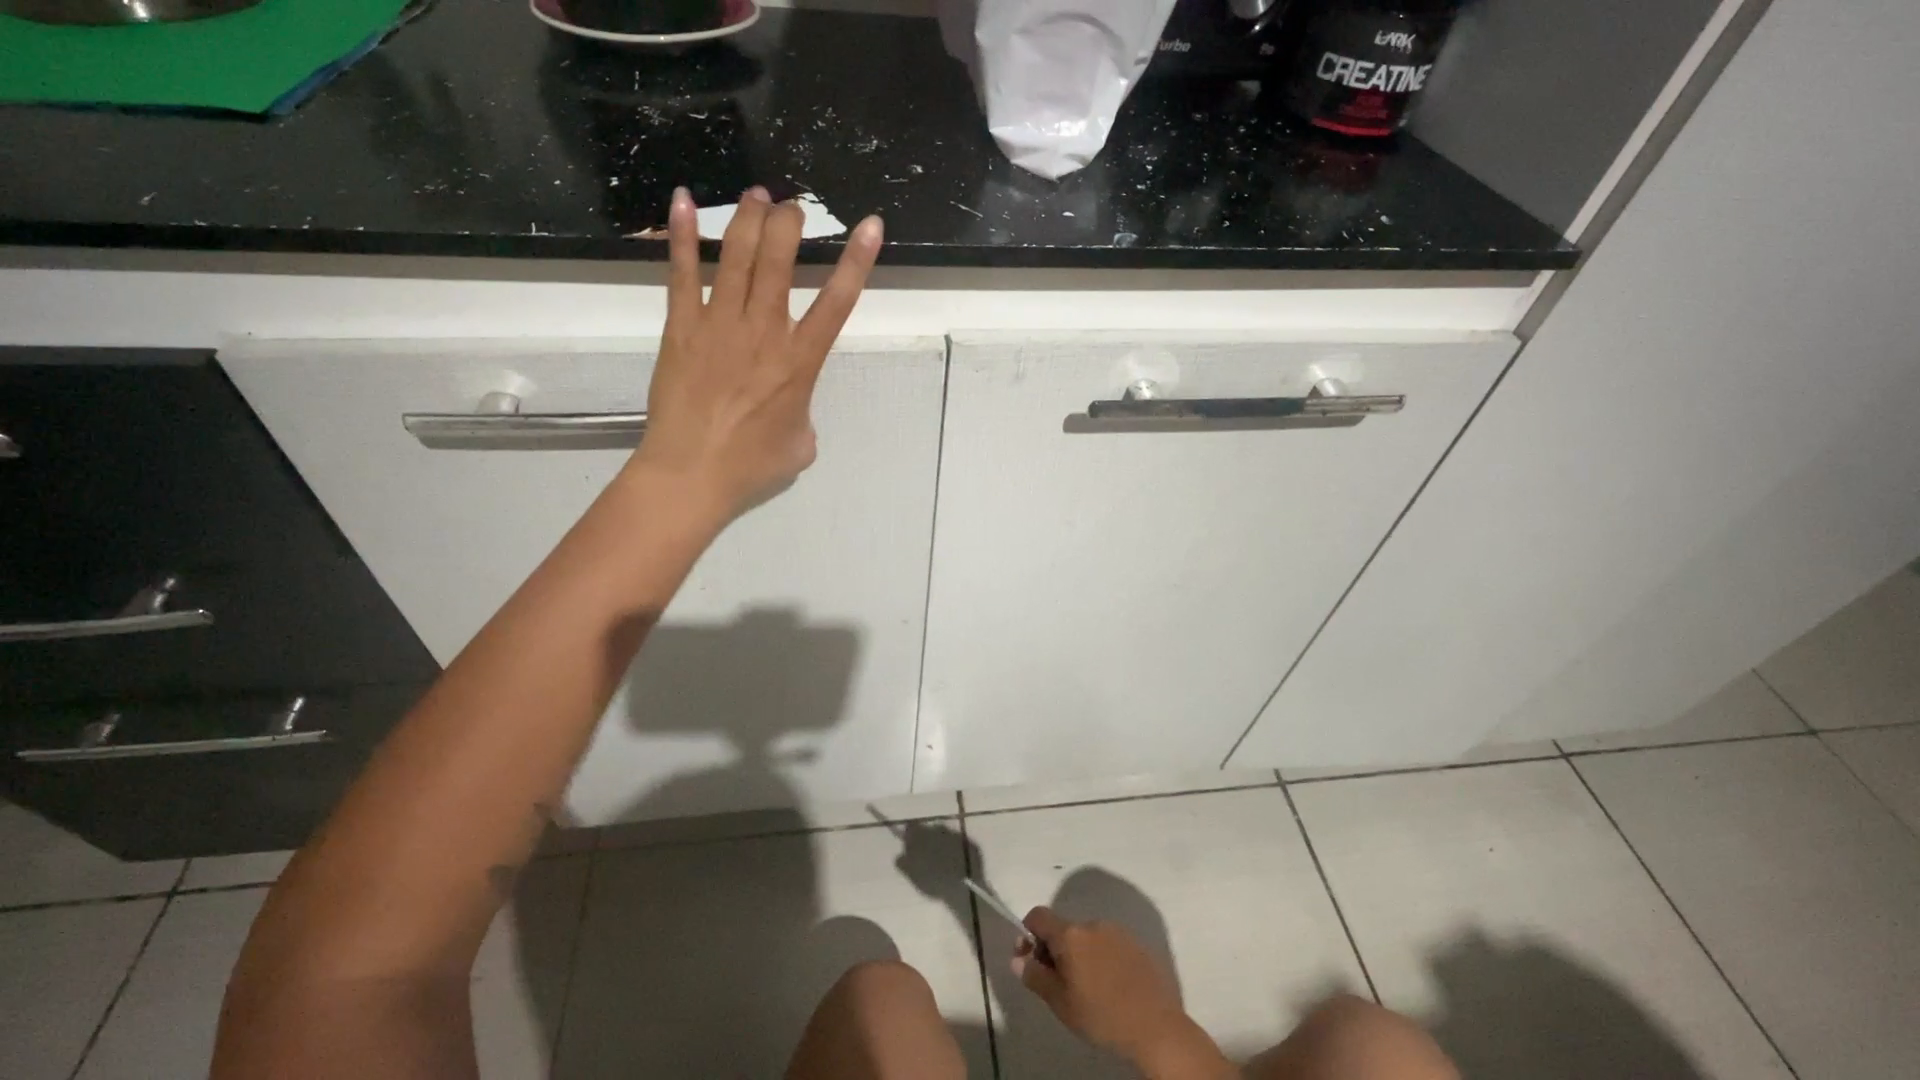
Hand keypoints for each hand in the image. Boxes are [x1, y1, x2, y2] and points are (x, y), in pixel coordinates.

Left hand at [630, 186, 881, 519]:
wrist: (691, 474)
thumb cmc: (751, 466)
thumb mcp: (800, 445)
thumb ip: (804, 414)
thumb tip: (793, 406)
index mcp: (800, 361)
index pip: (837, 301)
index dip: (857, 260)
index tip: (869, 225)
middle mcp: (764, 331)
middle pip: (779, 260)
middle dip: (789, 223)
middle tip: (792, 209)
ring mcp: (719, 324)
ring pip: (737, 255)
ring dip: (748, 218)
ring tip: (757, 195)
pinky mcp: (680, 326)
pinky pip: (682, 272)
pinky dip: (682, 235)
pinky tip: (682, 201)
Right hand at [1015, 907, 1206, 1067]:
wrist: (1157, 1028)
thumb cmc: (1101, 1016)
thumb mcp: (1060, 1002)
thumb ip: (1034, 976)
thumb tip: (1018, 959)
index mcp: (1071, 934)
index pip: (1038, 916)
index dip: (1028, 934)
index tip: (1032, 960)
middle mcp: (1094, 924)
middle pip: (1064, 928)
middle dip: (1057, 950)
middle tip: (1060, 983)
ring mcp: (1119, 932)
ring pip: (1088, 937)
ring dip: (1081, 954)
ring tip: (1088, 987)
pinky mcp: (1138, 945)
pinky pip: (1110, 944)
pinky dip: (1103, 958)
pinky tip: (1111, 986)